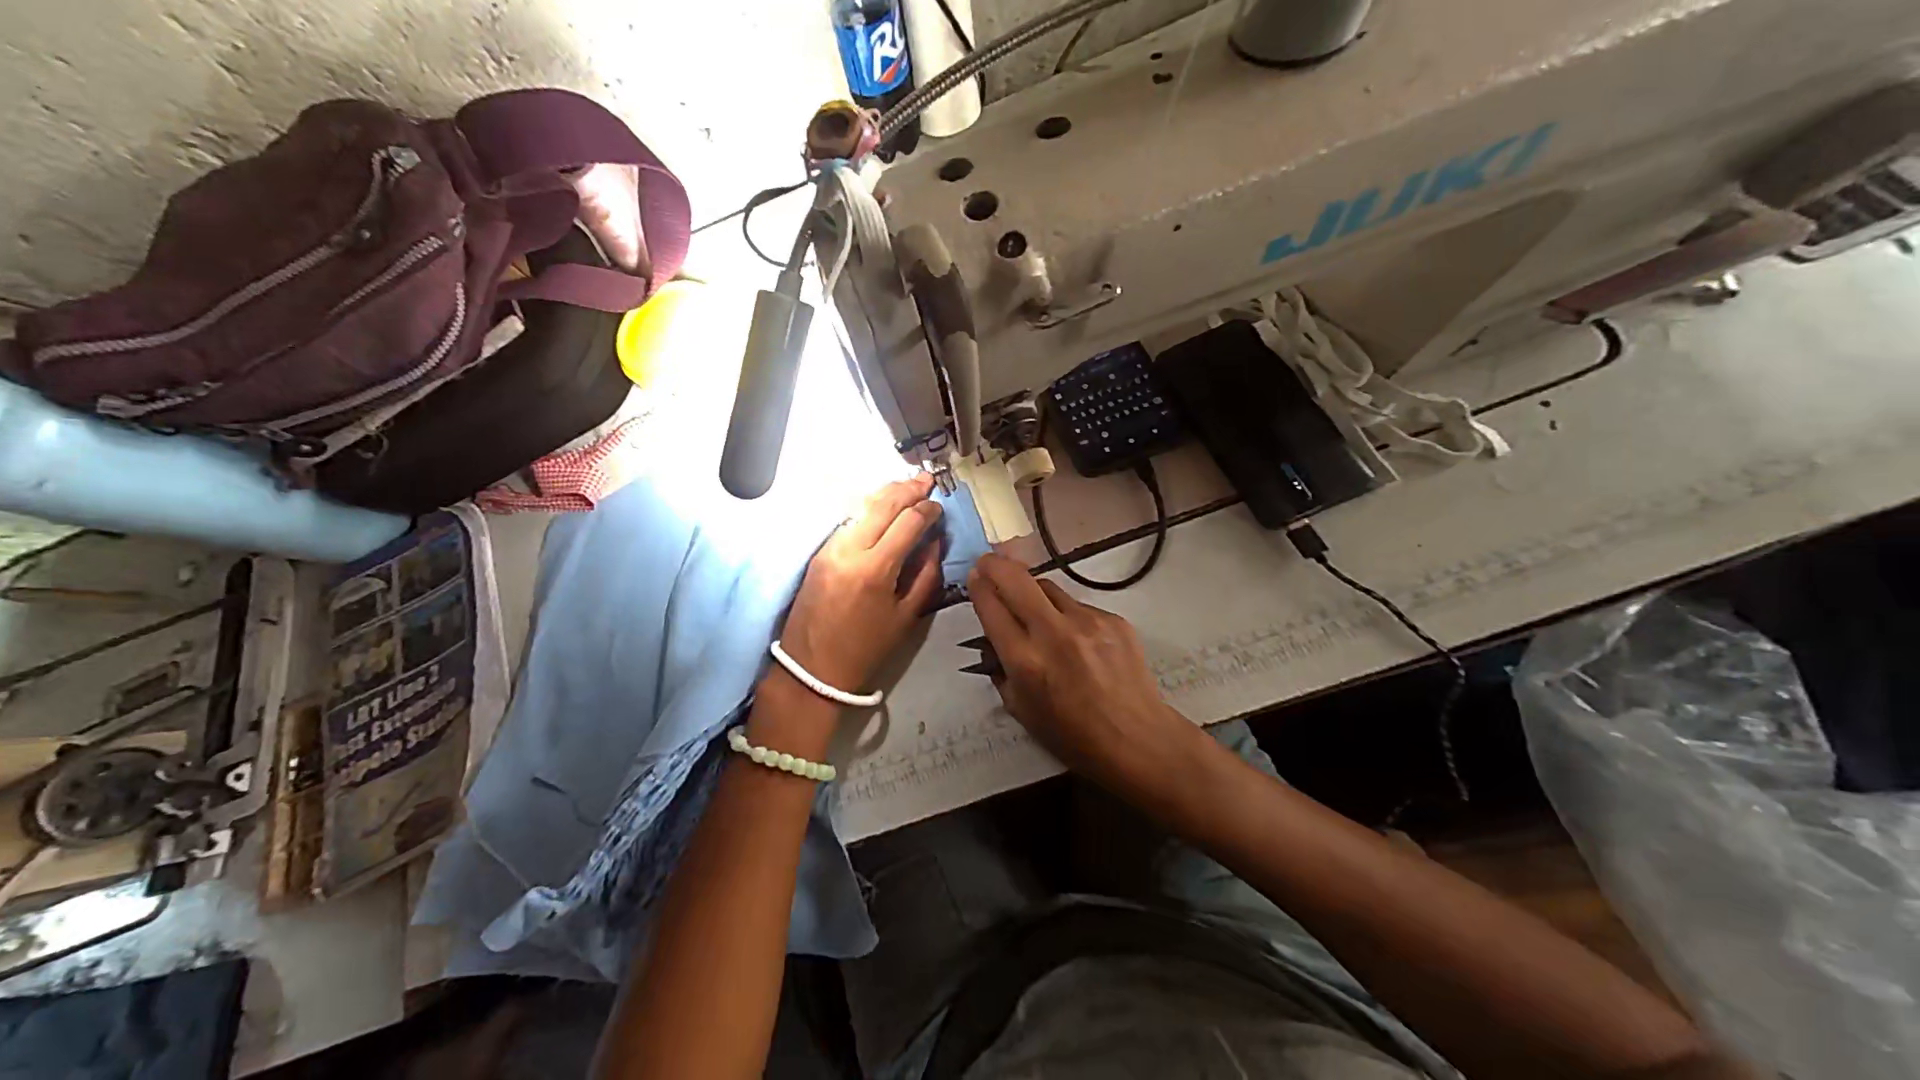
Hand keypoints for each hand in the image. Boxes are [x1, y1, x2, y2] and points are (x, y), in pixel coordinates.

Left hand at [777, 474, 943, 694]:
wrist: (811, 669)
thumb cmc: (866, 649)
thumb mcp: (906, 617)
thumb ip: (925, 575)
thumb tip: (934, 541)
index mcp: (875, 569)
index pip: (907, 522)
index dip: (927, 509)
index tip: (939, 506)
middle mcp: (849, 550)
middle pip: (882, 504)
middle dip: (907, 489)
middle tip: (926, 480)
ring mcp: (829, 548)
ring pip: (861, 507)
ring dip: (886, 493)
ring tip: (906, 486)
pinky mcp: (818, 553)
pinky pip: (848, 520)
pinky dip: (867, 508)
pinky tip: (881, 506)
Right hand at [968, 553, 1198, 795]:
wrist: (1137, 739)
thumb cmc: (1073, 736)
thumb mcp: (1022, 710)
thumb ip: (1003, 670)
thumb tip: (994, 641)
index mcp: (1026, 661)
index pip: (992, 608)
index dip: (978, 587)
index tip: (974, 576)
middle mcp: (1054, 633)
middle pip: (1017, 579)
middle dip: (996, 566)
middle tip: (988, 563)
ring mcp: (1088, 621)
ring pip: (1049, 588)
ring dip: (1034, 594)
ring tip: (1037, 612)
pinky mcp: (1114, 619)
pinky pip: (1079, 606)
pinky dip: (1069, 616)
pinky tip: (1078, 640)